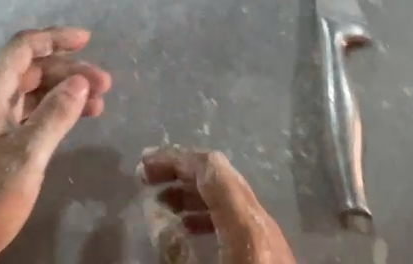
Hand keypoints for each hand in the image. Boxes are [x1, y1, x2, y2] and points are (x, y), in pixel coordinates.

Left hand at [0, 27, 111, 263]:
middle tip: (105, 84)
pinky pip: (29, 118)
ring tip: (98, 104)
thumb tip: (80, 80)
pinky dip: (54, 115)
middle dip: (67, 70)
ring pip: (32, 94)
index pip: (23, 48)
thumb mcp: (27, 155)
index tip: (87, 40)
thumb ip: (54, 115)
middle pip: (31, 69)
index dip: (54, 38)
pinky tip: (74, 124)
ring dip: (64, 93)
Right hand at [142, 147, 296, 263]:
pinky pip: (236, 220)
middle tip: (147, 179)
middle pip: (220, 177)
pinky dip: (208, 215)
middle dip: (181, 173)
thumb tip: (155, 211)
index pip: (209, 167)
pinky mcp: (270, 257)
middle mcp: (261, 221)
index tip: (143, 167)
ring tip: (161, 207)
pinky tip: (189, 232)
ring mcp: (269, 239)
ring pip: (228, 198)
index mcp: (245, 221)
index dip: (174, 159)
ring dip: (193, 195)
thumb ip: (172, 245)